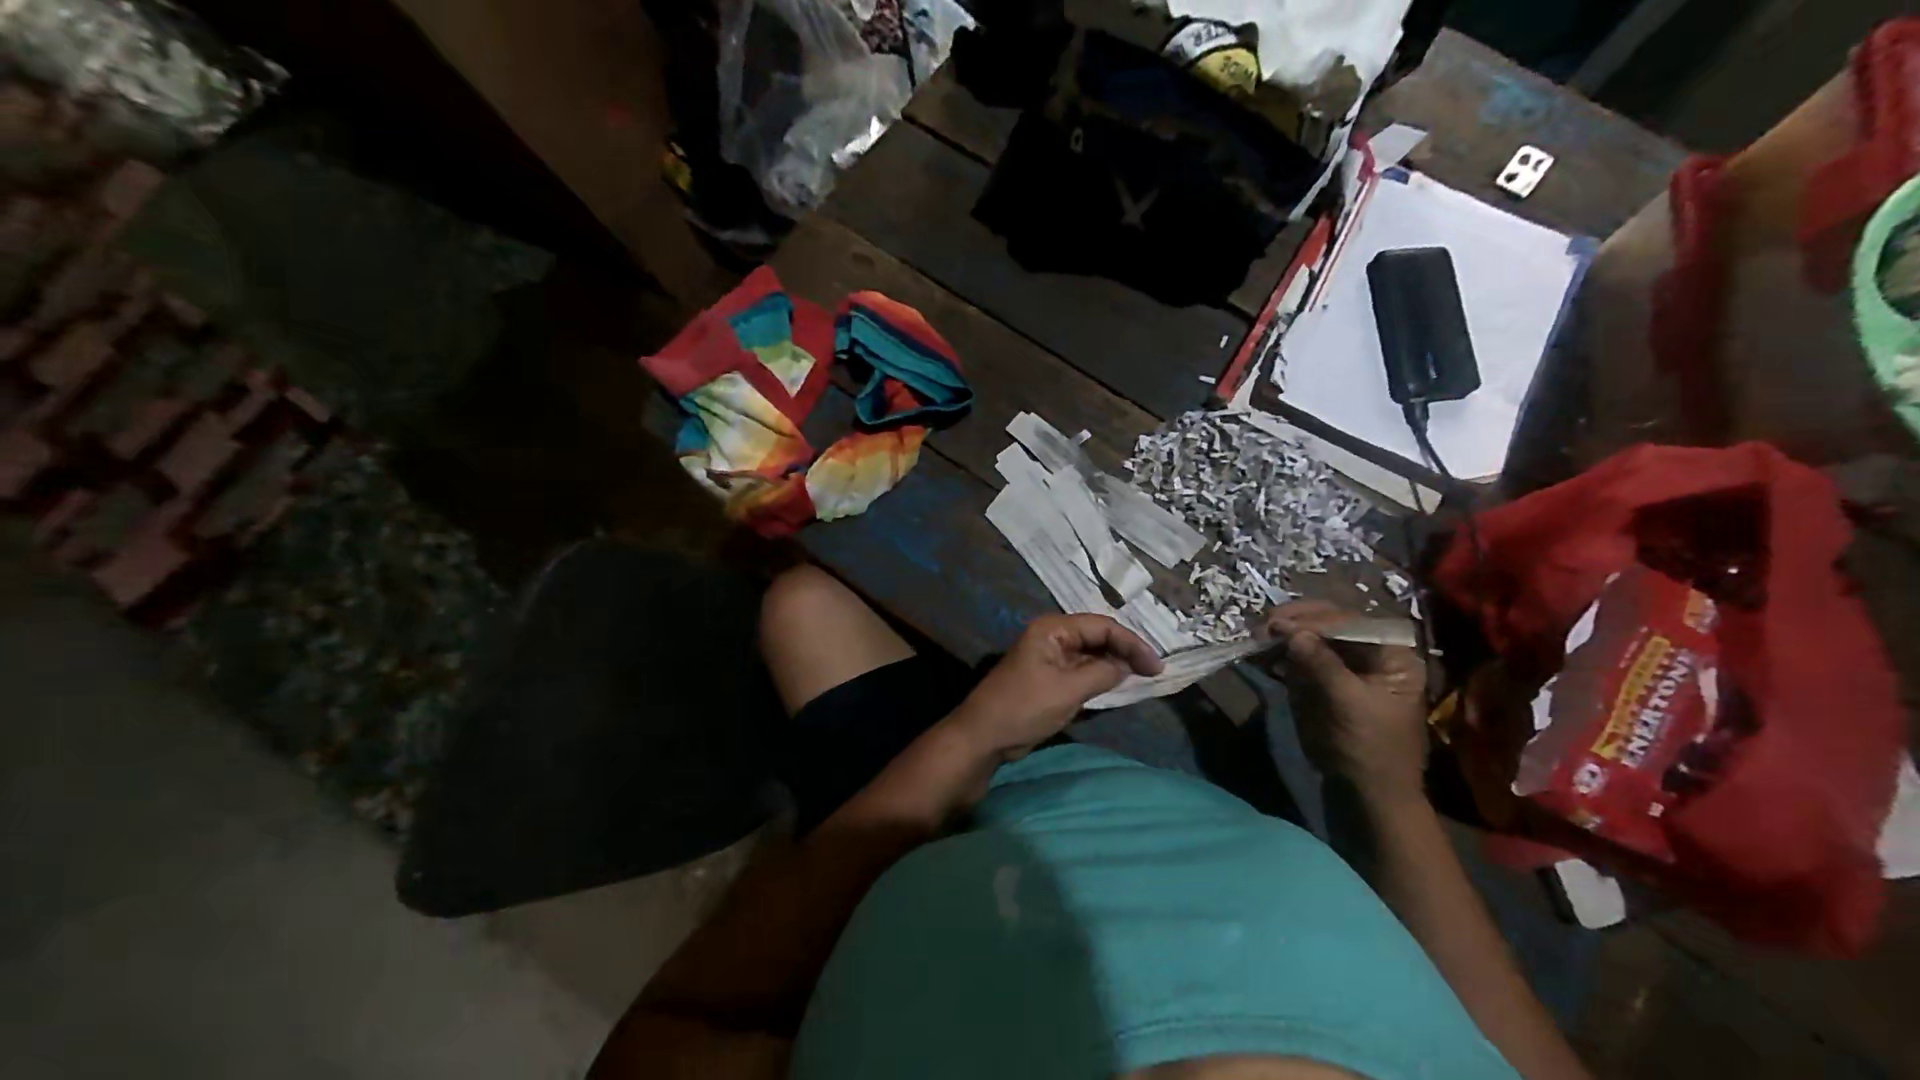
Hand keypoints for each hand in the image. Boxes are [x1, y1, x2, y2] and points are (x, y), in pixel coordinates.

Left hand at [946, 614, 1162, 759]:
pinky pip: (1082, 671)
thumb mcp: (1068, 689)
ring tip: (1144, 677)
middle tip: (1154, 671)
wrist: (984, 736)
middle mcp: (1052, 637)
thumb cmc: (1024, 707)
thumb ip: (1103, 673)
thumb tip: (1127, 665)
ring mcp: (1050, 658)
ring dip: (1115, 664)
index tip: (1155, 665)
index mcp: (1052, 629)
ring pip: (1092, 654)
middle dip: (1126, 651)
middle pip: (1098, 637)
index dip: (1131, 643)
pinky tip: (1120, 686)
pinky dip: (1101, 677)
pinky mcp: (1050, 679)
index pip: (1101, 626)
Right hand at [1265, 600, 1429, 802]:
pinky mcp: (1319, 680)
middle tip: (1264, 624)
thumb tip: (1292, 632)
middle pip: (1328, 623)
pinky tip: (1259, 654)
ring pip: (1308, 636)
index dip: (1315, 619)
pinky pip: (1296, 658)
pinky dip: (1276, 653)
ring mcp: (1341, 665)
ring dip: (1281, 634)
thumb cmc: (1371, 748)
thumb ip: (1323, 665)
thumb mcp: (1350, 704)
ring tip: (1256, 636)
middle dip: (1296, 621)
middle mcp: (1367, 652)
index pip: (1350, 621)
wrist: (1366, 791)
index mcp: (1390, 653)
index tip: (1280, 624)